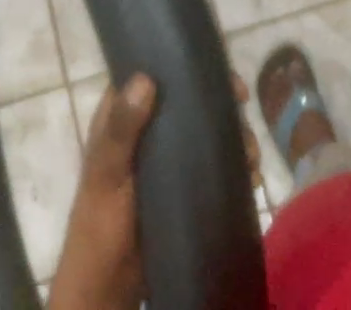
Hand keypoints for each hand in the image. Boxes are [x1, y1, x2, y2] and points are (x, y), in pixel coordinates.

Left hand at [48, 74, 259, 309]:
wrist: (109, 285)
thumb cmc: (100, 222)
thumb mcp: (107, 173)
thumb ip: (122, 129)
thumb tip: (146, 80)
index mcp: (120, 119)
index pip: (152, 75)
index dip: (183, 66)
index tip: (218, 71)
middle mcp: (147, 131)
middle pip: (188, 102)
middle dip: (220, 105)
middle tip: (243, 111)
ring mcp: (167, 159)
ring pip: (206, 132)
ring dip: (233, 136)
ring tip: (250, 154)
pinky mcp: (184, 186)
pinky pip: (214, 165)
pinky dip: (235, 164)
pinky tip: (251, 174)